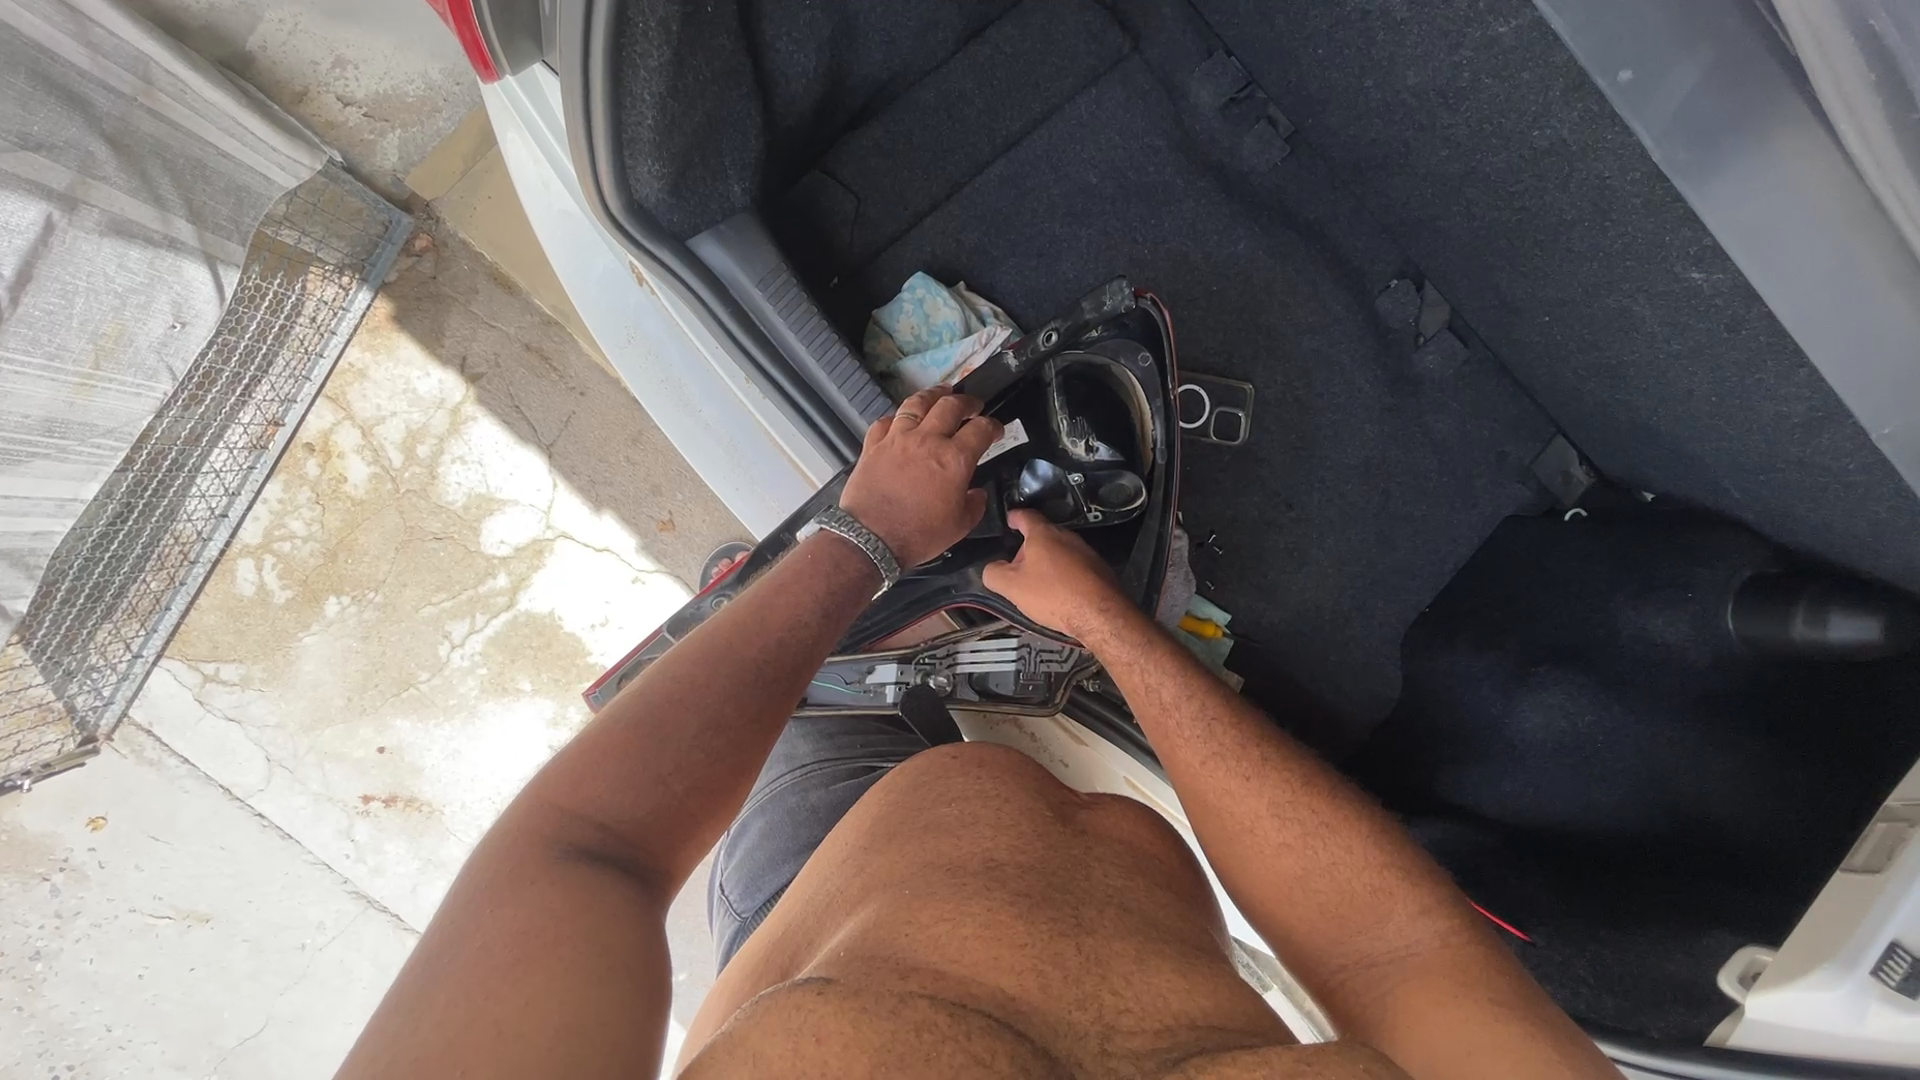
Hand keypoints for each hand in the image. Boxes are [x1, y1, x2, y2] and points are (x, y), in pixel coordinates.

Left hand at [840, 386, 1002, 566]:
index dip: (993, 426)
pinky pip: (885, 421)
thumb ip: (974, 505)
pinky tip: (899, 421)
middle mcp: (927, 440)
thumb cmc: (919, 535)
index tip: (996, 429)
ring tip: (940, 393)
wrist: (871, 539)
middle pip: (950, 405)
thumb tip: (976, 494)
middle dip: (967, 401)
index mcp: (955, 459)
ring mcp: (897, 439)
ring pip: (916, 403)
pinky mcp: (873, 445)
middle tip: (973, 405)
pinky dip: (896, 418)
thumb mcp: (960, 526)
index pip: (981, 429)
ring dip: (932, 395)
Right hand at [983, 509, 1129, 639]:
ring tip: (1038, 587)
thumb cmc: (1056, 595)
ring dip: (1046, 565)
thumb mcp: (1011, 587)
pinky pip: (1074, 567)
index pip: (1025, 516)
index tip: (1010, 519)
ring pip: (1059, 552)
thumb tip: (991, 569)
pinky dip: (1063, 576)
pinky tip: (1058, 596)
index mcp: (1043, 534)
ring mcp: (1085, 552)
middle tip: (1017, 569)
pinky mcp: (1097, 569)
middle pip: (1042, 536)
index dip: (1014, 517)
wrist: (1099, 614)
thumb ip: (993, 573)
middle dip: (1028, 549)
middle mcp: (1066, 537)